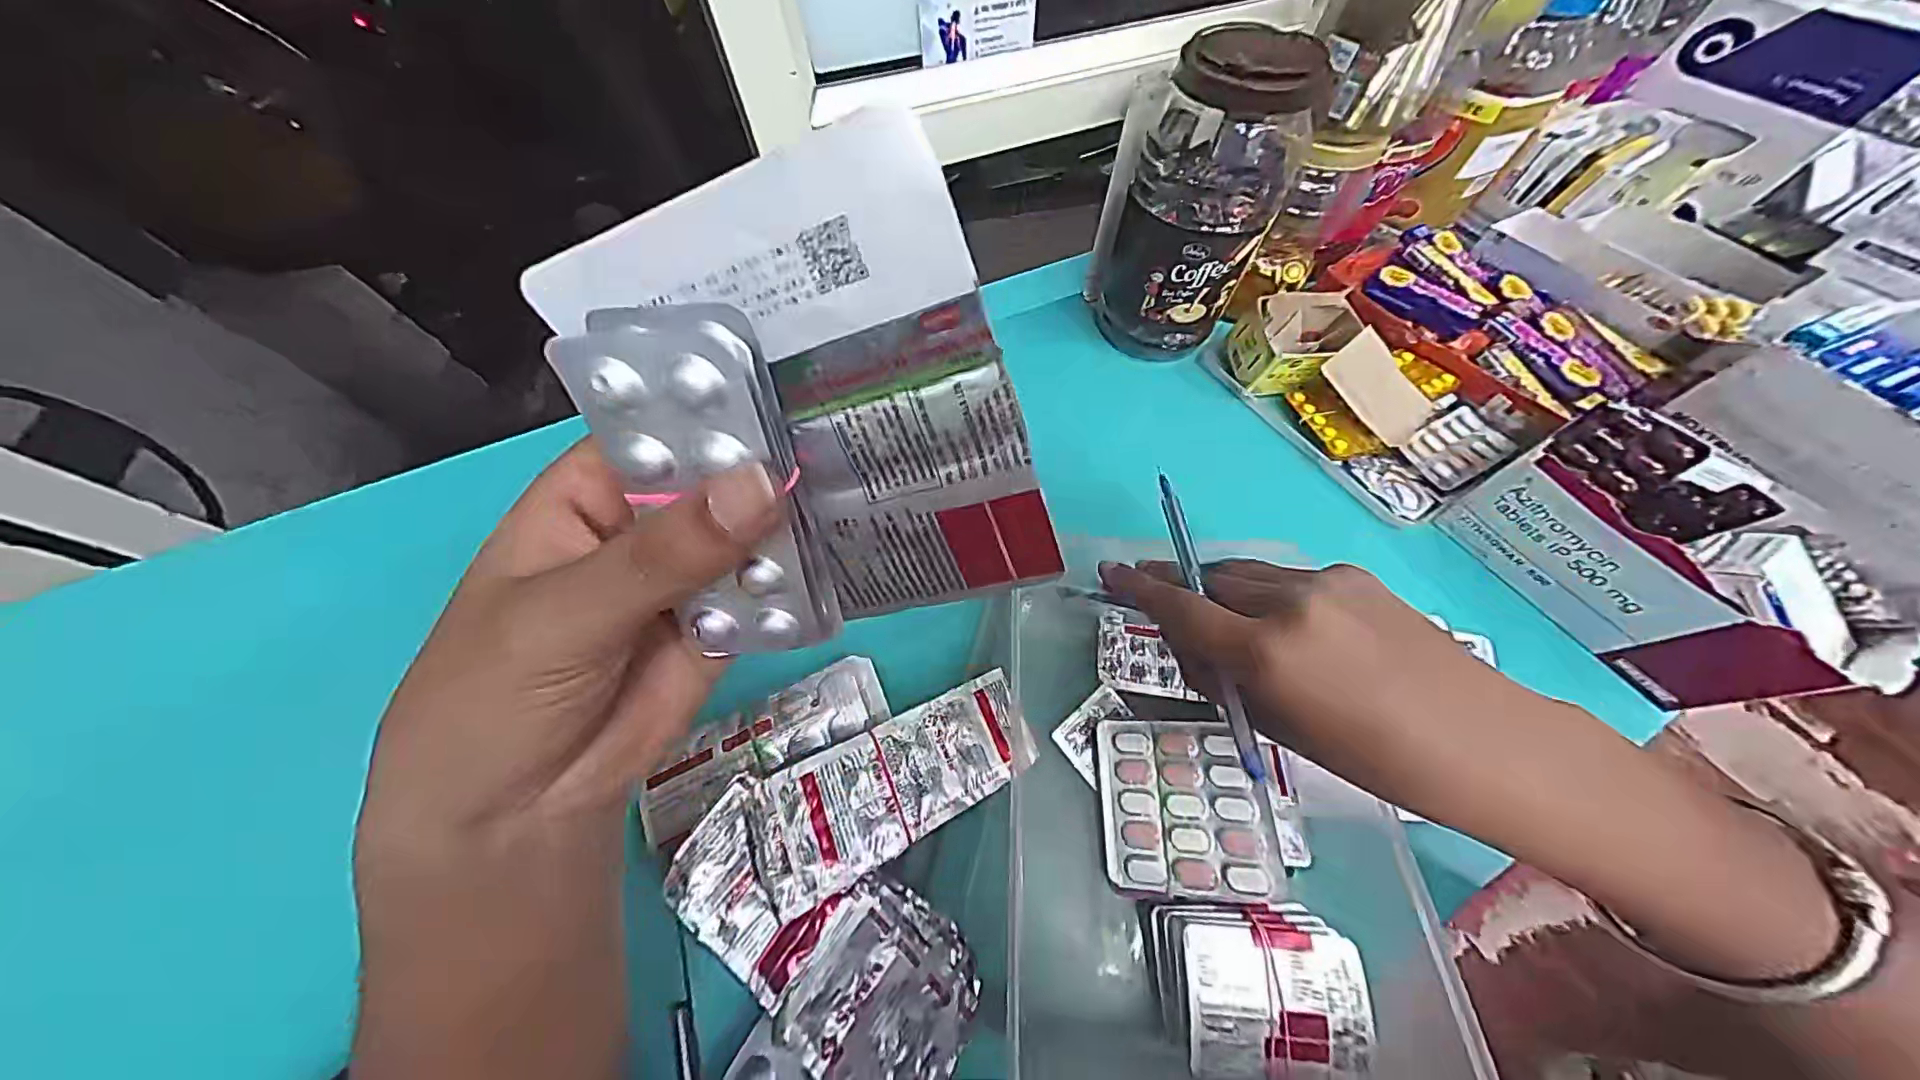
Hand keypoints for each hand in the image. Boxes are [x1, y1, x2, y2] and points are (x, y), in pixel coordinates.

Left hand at [352, 437, 781, 1079]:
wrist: (515, 820)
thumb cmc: (494, 696)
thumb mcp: (567, 613)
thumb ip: (664, 553)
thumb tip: (762, 484)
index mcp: (589, 495)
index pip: (659, 433)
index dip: (714, 414)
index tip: (785, 398)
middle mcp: (646, 526)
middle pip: (717, 483)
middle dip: (769, 471)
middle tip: (842, 445)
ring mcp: (689, 578)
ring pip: (751, 538)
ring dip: (793, 526)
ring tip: (853, 498)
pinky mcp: (723, 627)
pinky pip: (766, 594)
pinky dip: (797, 584)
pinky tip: (836, 563)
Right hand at [1100, 558, 1844, 986]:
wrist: (1486, 741)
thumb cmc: (1374, 758)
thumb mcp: (1280, 726)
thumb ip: (1227, 677)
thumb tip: (1196, 649)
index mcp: (1266, 650)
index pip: (1181, 607)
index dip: (1139, 589)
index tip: (1110, 573)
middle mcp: (1288, 601)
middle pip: (1211, 579)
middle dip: (1186, 592)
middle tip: (1178, 619)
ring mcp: (1325, 581)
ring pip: (1249, 576)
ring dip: (1229, 596)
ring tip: (1243, 635)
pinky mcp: (1355, 576)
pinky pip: (1289, 581)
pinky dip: (1273, 600)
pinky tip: (1300, 635)